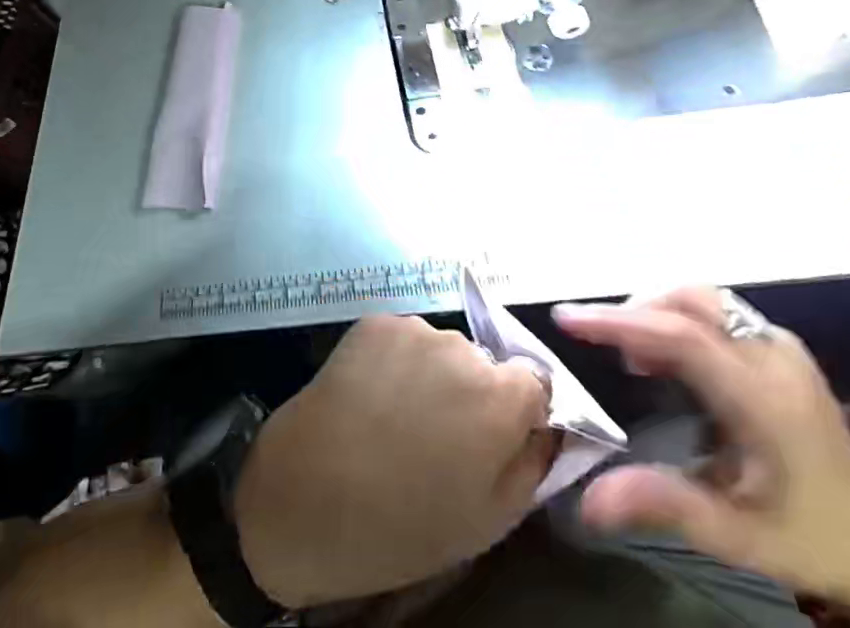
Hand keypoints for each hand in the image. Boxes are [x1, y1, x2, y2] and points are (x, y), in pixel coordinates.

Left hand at [233, 314, 555, 607]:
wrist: (301, 502)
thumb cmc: (402, 525)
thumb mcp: (488, 521)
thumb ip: (533, 464)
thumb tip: (548, 427)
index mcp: (501, 397)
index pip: (534, 382)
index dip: (516, 412)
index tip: (488, 440)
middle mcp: (464, 349)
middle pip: (484, 365)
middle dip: (471, 394)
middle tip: (433, 437)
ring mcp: (415, 330)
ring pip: (441, 352)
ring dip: (431, 376)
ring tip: (394, 419)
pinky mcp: (375, 323)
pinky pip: (403, 341)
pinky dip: (395, 363)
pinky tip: (370, 398)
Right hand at [554, 289, 849, 627]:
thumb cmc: (809, 537)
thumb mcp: (737, 534)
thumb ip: (665, 506)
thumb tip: (588, 499)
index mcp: (763, 397)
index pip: (682, 337)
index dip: (620, 321)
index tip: (568, 317)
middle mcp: (773, 356)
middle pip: (694, 301)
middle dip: (638, 310)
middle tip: (597, 340)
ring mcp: (782, 348)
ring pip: (707, 301)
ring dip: (659, 313)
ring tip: (628, 356)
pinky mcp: (782, 351)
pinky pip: (720, 314)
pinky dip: (680, 320)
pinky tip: (664, 358)